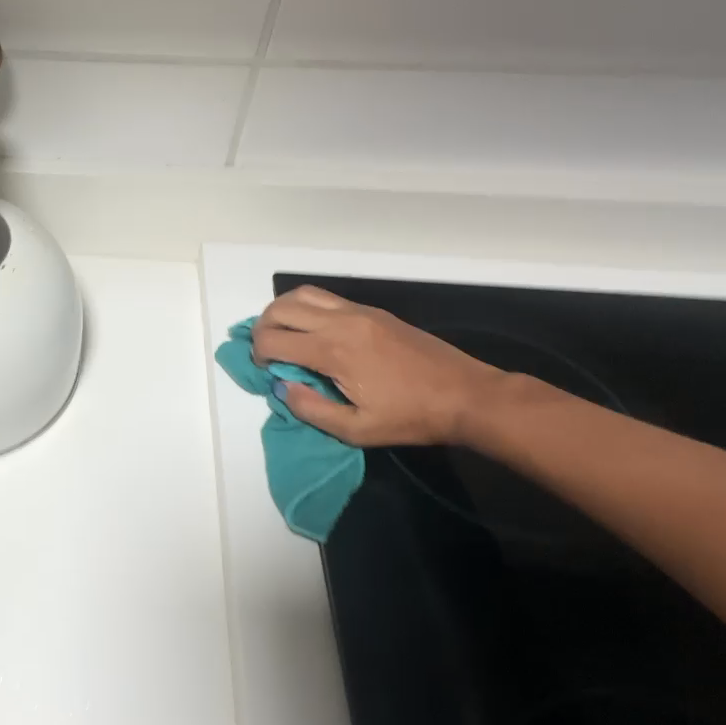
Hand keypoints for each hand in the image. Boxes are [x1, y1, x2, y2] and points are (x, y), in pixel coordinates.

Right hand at [250, 285, 510, 446]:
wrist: (466, 395)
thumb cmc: (411, 418)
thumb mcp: (356, 430)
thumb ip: (311, 409)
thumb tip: (282, 387)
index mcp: (333, 351)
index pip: (273, 339)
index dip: (258, 355)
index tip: (267, 372)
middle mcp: (341, 323)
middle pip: (280, 308)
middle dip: (263, 328)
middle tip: (268, 353)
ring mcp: (359, 312)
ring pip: (302, 294)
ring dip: (282, 312)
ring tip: (284, 336)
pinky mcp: (373, 312)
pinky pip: (326, 298)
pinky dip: (306, 308)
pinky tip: (313, 332)